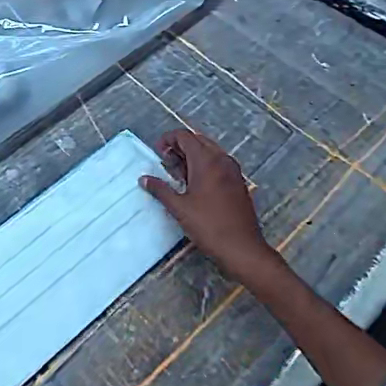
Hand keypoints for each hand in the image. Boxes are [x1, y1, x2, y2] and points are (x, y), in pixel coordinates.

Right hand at [141, 129, 277, 281]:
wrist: (242, 248)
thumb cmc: (208, 225)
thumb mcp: (179, 207)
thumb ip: (160, 189)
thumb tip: (144, 179)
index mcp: (207, 161)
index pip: (185, 137)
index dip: (168, 140)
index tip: (158, 153)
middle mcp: (222, 160)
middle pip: (198, 141)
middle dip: (179, 147)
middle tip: (166, 163)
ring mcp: (233, 171)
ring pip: (210, 152)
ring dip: (192, 156)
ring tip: (178, 174)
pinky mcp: (238, 183)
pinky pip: (218, 164)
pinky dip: (204, 166)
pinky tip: (195, 184)